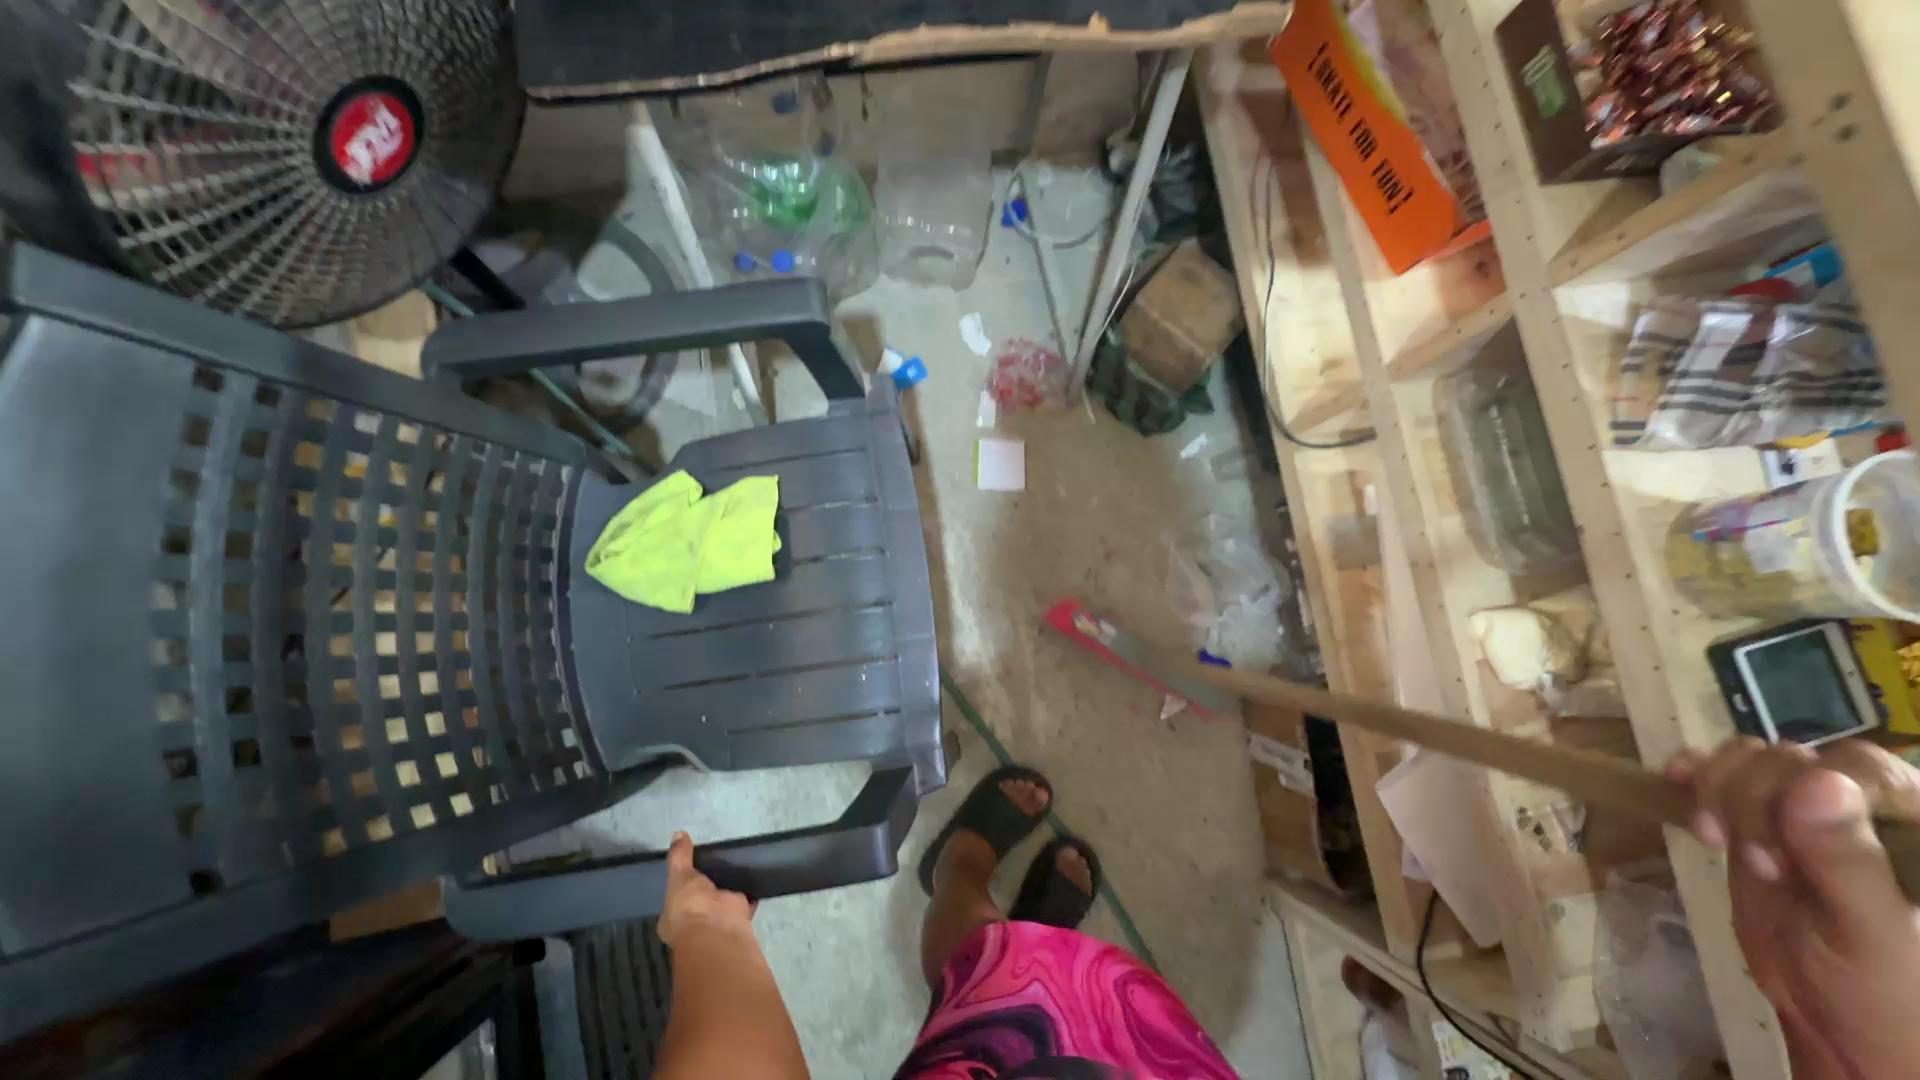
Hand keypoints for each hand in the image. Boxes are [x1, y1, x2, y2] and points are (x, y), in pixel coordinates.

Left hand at [658, 831, 754, 948]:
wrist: (717, 925)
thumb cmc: (688, 905)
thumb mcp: (679, 875)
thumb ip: (679, 856)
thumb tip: (678, 833)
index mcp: (673, 917)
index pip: (675, 897)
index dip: (680, 884)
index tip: (688, 866)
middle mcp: (694, 922)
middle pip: (700, 899)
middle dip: (706, 886)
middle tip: (713, 861)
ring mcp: (717, 920)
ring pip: (722, 900)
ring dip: (727, 888)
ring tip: (733, 863)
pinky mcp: (738, 916)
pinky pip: (744, 900)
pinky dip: (748, 891)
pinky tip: (751, 873)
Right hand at [1667, 738, 1919, 1079]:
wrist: (1849, 1029)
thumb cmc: (1887, 994)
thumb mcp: (1869, 932)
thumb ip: (1846, 859)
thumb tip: (1817, 783)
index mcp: (1916, 825)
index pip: (1858, 770)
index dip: (1801, 794)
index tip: (1767, 858)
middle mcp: (1872, 808)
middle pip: (1794, 761)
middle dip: (1751, 801)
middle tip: (1749, 863)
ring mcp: (1813, 814)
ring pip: (1756, 760)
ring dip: (1719, 788)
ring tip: (1713, 838)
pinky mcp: (1765, 822)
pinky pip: (1728, 773)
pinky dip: (1698, 771)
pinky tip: (1675, 781)